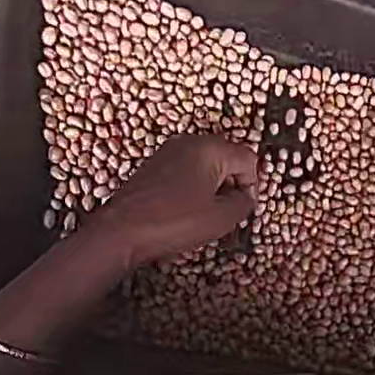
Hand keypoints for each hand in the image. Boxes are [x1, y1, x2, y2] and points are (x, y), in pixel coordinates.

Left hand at [86, 135, 258, 268]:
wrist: (122, 231)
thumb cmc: (172, 222)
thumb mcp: (221, 218)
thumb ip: (243, 204)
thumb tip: (245, 199)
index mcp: (209, 148)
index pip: (248, 159)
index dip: (252, 186)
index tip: (244, 208)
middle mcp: (188, 143)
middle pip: (226, 160)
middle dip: (232, 187)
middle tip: (227, 214)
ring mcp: (168, 153)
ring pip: (206, 168)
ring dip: (212, 190)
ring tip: (204, 217)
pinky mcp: (154, 167)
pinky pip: (185, 174)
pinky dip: (193, 191)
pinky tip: (185, 214)